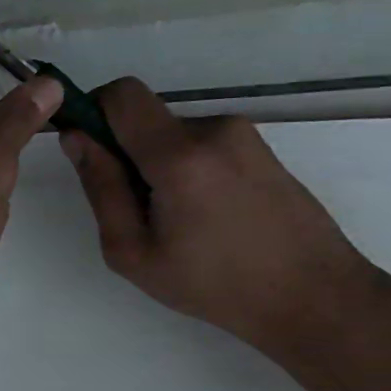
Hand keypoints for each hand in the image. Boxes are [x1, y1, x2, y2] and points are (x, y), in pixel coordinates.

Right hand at [62, 78, 390, 357]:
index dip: (95, 112)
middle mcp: (213, 129)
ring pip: (174, 135)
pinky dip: (190, 170)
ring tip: (183, 222)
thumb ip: (101, 187)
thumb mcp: (134, 252)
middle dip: (129, 154)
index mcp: (179, 155)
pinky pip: (202, 144)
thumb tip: (76, 137)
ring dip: (161, 166)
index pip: (121, 94)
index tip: (93, 154)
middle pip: (146, 119)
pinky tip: (210, 216)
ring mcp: (243, 134)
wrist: (313, 296)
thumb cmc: (214, 285)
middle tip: (142, 212)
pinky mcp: (260, 146)